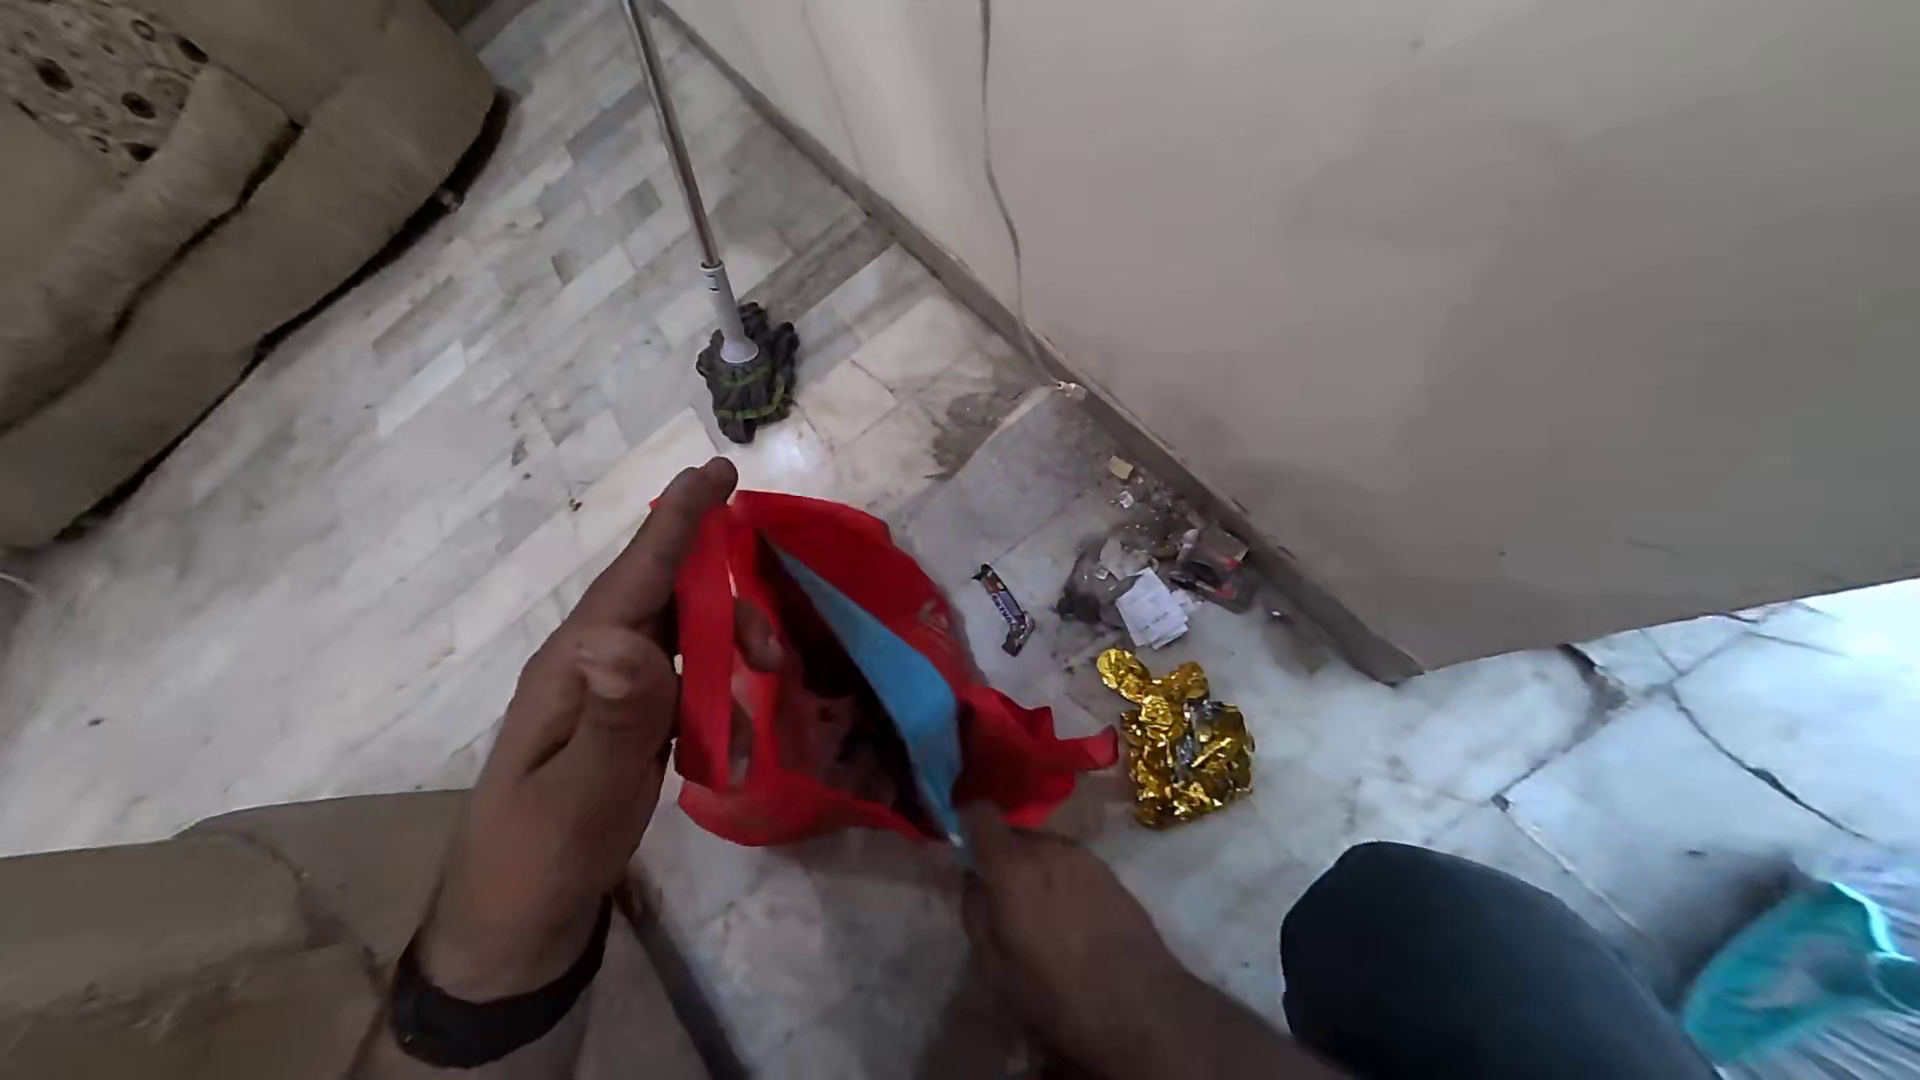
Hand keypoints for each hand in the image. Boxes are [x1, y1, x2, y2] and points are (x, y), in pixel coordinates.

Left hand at [417, 457, 778, 1000]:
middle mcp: (596, 660)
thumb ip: (611, 718)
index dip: (680, 518)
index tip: (718, 470)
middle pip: (673, 601)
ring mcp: (613, 690)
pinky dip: (718, 710)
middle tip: (771, 655)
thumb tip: (625, 638)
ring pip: (689, 643)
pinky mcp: (632, 718)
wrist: (518, 920)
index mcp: (575, 660)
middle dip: (729, 614)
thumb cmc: (540, 853)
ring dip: (728, 667)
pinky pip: (688, 688)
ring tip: (746, 727)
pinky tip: (728, 754)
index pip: (637, 572)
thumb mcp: (577, 794)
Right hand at [960, 804, 1187, 1075]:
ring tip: (1038, 912)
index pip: (980, 813)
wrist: (1139, 1007)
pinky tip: (1068, 917)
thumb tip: (973, 878)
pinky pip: (1069, 863)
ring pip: (1043, 848)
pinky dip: (1059, 878)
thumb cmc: (1054, 992)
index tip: (962, 842)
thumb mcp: (993, 964)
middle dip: (1001, 856)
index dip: (966, 820)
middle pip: (1013, 834)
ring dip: (1032, 868)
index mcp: (1012, 864)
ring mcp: (1083, 855)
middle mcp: (1047, 846)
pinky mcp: (1109, 871)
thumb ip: (974, 909)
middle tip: (1000, 896)